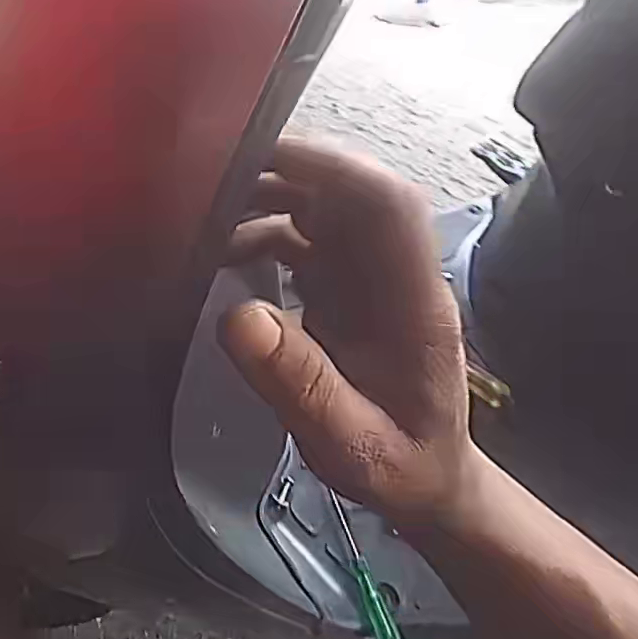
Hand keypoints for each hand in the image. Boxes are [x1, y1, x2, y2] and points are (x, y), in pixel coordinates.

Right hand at [218, 137, 484, 528]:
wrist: (427, 481)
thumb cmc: (402, 464)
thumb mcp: (352, 443)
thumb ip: (301, 385)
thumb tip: (238, 319)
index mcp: (411, 300)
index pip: (386, 205)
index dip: (332, 169)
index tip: (267, 157)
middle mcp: (392, 275)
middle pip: (348, 194)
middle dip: (285, 175)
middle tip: (215, 182)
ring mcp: (368, 278)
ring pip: (322, 212)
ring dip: (268, 202)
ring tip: (210, 220)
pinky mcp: (345, 289)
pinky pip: (304, 241)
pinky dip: (264, 234)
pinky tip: (227, 256)